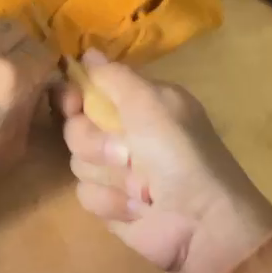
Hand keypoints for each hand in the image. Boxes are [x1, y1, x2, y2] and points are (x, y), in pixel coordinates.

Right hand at [57, 52, 271, 272]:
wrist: (199, 221)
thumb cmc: (178, 154)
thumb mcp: (151, 103)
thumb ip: (115, 77)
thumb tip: (88, 51)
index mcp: (140, 104)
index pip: (88, 90)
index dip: (74, 97)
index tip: (72, 103)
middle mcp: (126, 134)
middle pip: (75, 129)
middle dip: (96, 143)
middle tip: (126, 154)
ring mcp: (118, 172)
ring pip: (78, 164)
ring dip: (109, 176)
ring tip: (141, 187)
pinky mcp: (112, 204)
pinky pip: (87, 195)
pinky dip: (113, 202)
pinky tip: (138, 209)